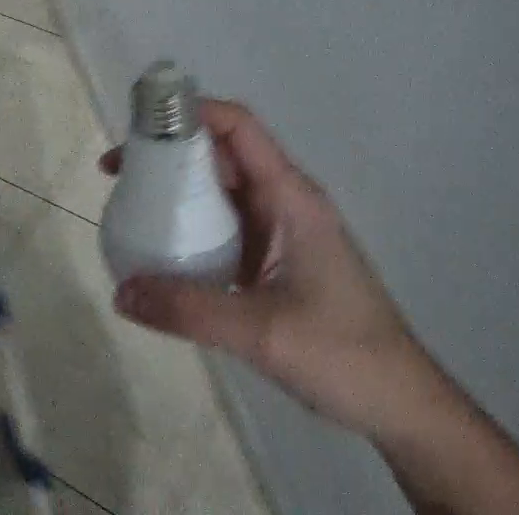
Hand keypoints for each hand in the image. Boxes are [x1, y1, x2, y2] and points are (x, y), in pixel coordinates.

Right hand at [103, 100, 459, 440]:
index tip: (140, 126)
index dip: (191, 113)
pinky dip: (190, 228)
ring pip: (220, 193)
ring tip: (128, 206)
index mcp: (292, 197)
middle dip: (168, 153)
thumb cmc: (344, 354)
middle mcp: (285, 203)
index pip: (239, 127)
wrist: (402, 405)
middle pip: (222, 155)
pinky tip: (160, 251)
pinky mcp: (274, 261)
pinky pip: (224, 229)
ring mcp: (280, 232)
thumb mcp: (261, 332)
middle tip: (116, 172)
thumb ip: (189, 309)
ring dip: (176, 192)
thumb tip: (120, 291)